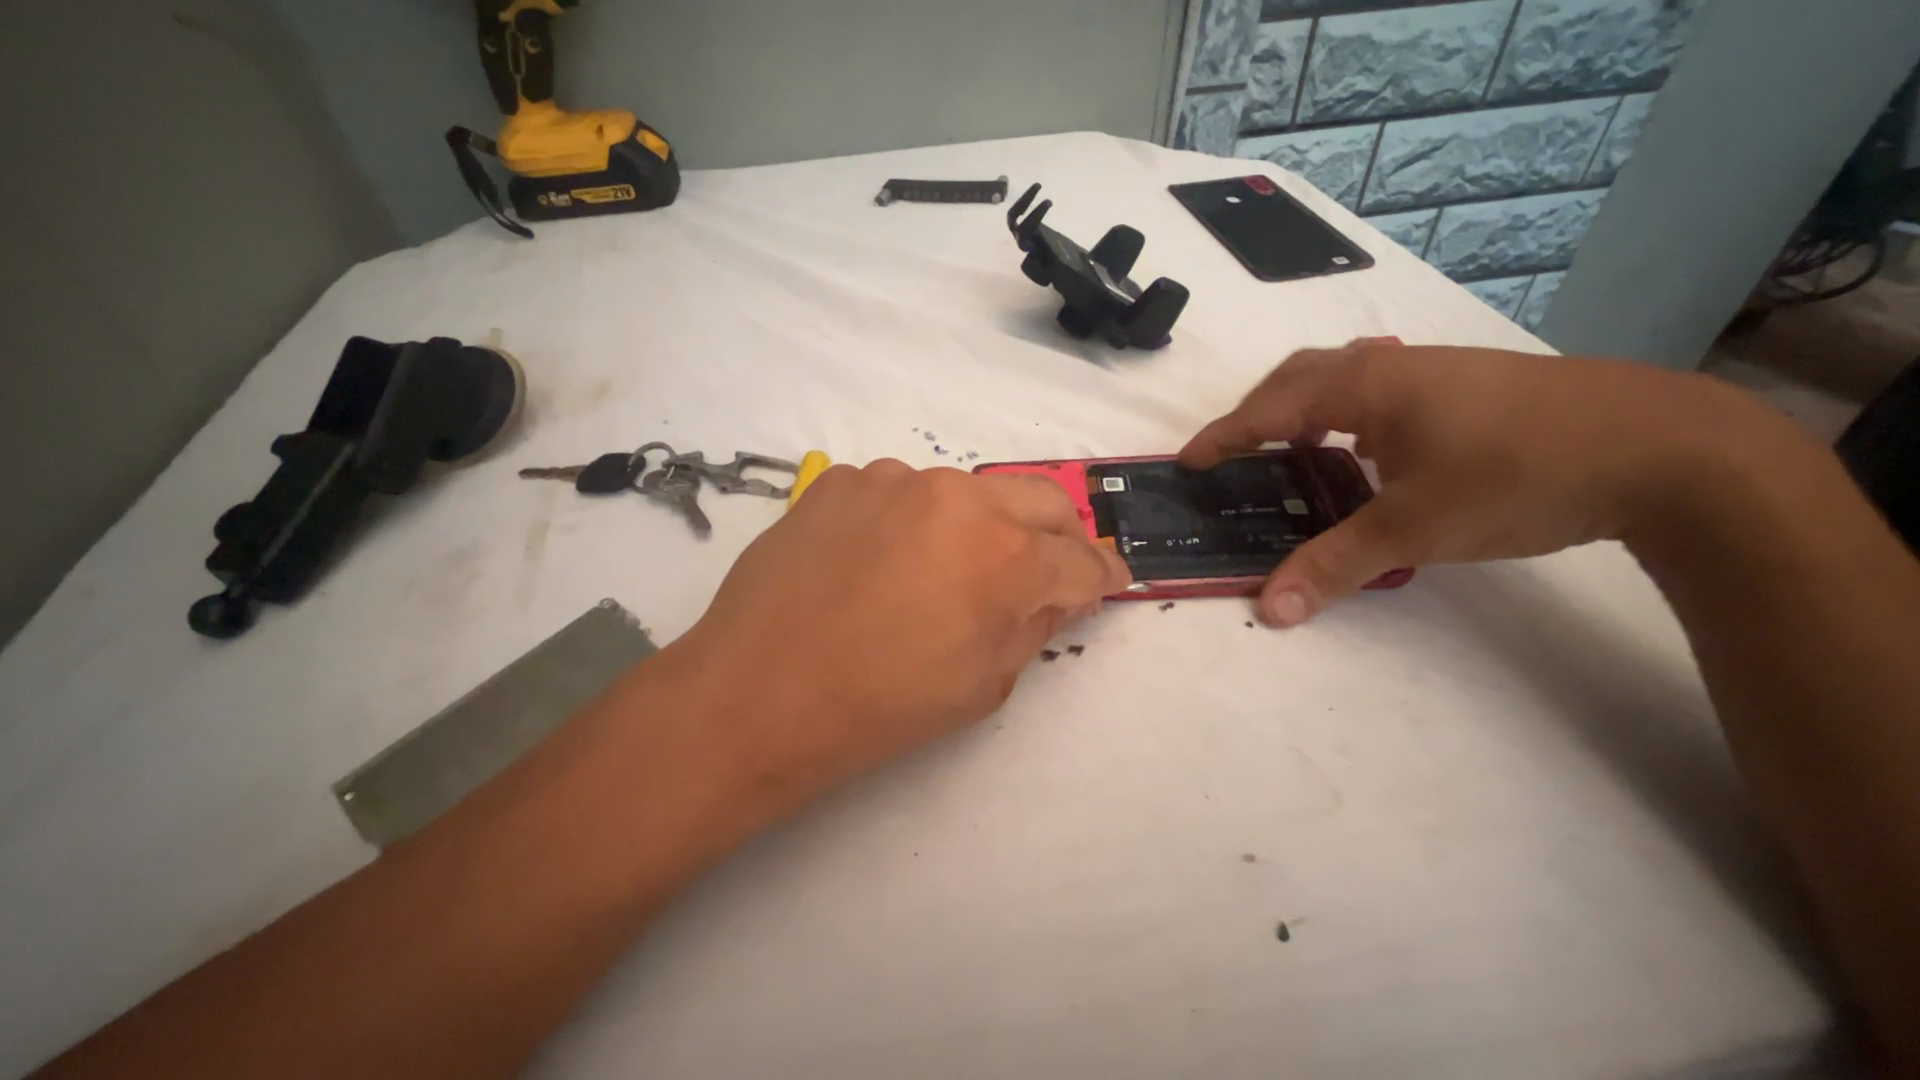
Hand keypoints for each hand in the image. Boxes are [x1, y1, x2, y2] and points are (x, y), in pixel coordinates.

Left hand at [677, 461, 1131, 806]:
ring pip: (966, 491)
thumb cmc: (880, 707)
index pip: (1082, 559)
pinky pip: (897, 494)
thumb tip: (1060, 593)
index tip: (1106, 582)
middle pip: (1042, 500)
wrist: (757, 693)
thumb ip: (1033, 627)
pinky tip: (877, 564)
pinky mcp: (840, 480)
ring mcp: (893, 480)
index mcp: (1006, 556)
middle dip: (1059, 536)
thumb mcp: (981, 686)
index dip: (1102, 576)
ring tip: (944, 573)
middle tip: (1049, 570)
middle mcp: (959, 498)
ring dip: (977, 526)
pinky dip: (907, 523)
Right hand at [1180, 341, 1804, 626]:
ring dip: (1309, 407)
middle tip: (1238, 451)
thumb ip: (1335, 565)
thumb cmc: (1516, 476)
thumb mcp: (1415, 529)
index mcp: (1366, 388)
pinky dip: (1354, 415)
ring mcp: (1439, 372)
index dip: (1225, 435)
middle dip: (1260, 410)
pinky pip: (1386, 390)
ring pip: (1349, 379)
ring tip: (1299, 451)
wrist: (1659, 445)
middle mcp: (1395, 369)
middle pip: (1303, 375)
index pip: (1271, 407)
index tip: (1188, 459)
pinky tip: (1375, 450)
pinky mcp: (1476, 386)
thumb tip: (1269, 609)